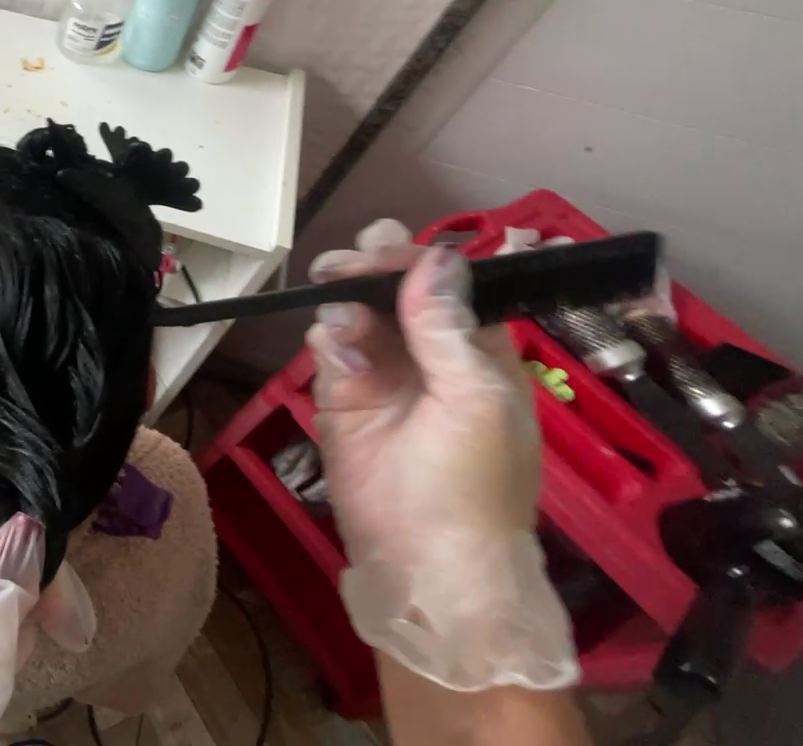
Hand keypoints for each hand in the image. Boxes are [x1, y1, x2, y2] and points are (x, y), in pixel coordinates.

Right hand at [305, 220, 576, 691]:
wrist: (420, 553)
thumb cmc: (469, 479)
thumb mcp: (475, 398)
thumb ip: (446, 326)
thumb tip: (438, 255)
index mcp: (476, 348)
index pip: (445, 283)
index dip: (414, 261)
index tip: (380, 249)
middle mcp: (426, 350)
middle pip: (394, 288)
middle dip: (368, 270)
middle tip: (341, 268)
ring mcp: (379, 368)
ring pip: (354, 309)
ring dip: (343, 304)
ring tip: (340, 324)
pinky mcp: (339, 389)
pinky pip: (327, 343)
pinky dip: (326, 338)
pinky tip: (332, 352)